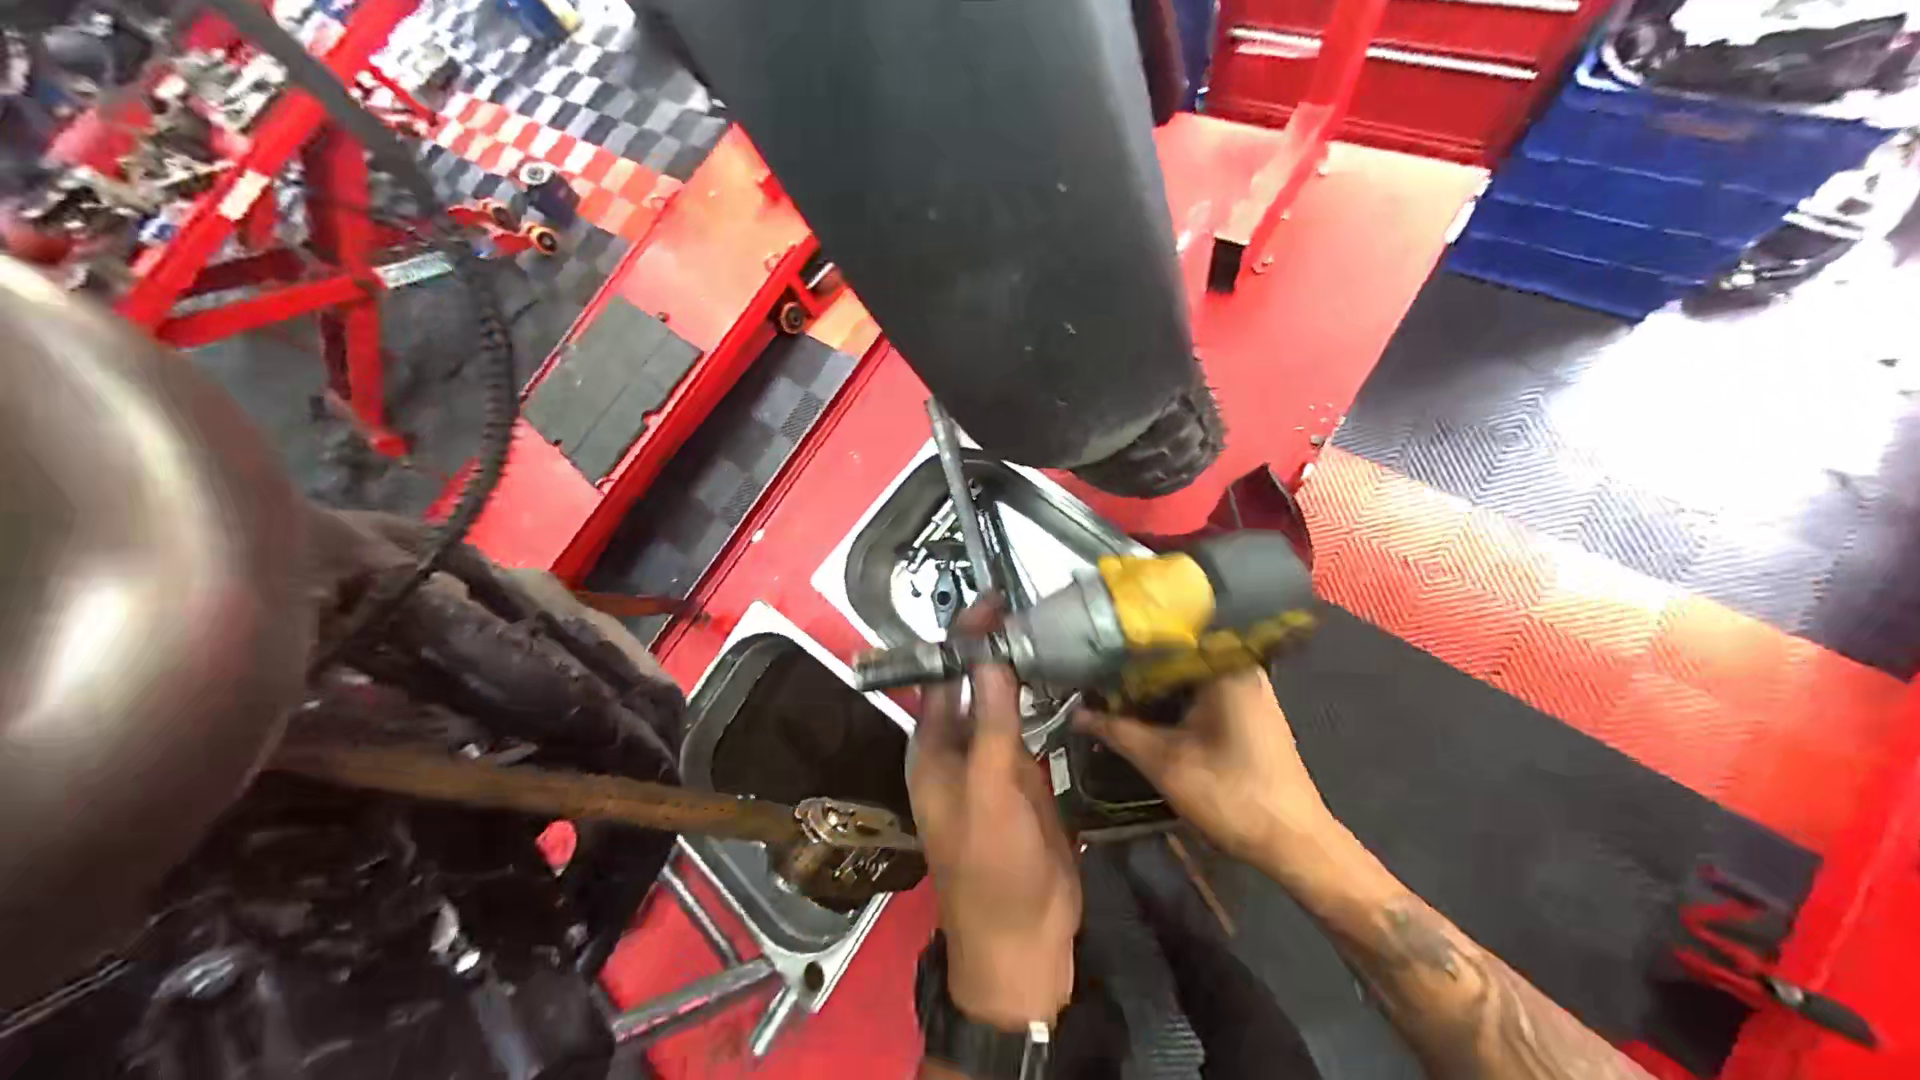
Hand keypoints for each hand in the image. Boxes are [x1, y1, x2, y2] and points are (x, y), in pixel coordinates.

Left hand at [908, 600, 1080, 1030]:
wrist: (1023, 938)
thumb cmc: (991, 867)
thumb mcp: (989, 793)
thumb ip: (993, 725)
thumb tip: (992, 658)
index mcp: (933, 749)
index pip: (945, 677)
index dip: (964, 637)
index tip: (993, 600)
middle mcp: (958, 748)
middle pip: (973, 685)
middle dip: (992, 646)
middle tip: (1029, 606)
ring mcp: (993, 762)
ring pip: (1003, 703)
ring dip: (1018, 670)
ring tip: (1047, 629)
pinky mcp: (1024, 777)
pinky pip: (1028, 727)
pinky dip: (1040, 701)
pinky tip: (1062, 678)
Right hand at [1075, 666, 1337, 867]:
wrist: (1295, 844)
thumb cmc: (1232, 796)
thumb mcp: (1164, 763)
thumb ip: (1116, 731)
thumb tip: (1075, 714)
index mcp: (1225, 667)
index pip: (1165, 638)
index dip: (1123, 645)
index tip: (1091, 651)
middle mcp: (1239, 667)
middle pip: (1175, 655)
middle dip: (1134, 666)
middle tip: (1093, 672)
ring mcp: (1246, 688)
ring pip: (1186, 674)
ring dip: (1151, 684)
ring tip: (1108, 687)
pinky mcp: (1246, 709)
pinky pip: (1199, 690)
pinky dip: (1171, 698)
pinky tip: (1143, 709)